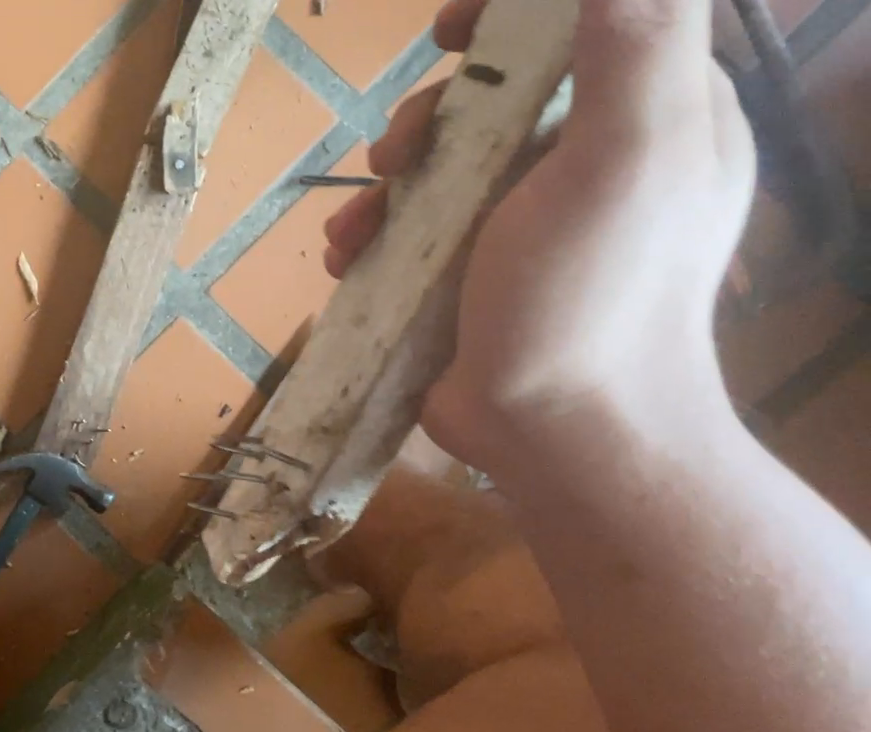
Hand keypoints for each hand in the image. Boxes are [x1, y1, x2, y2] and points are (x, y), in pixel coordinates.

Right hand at [324, 0, 755, 476]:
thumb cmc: (592, 296)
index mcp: (645, 119)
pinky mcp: (466, 282)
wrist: (556, 431)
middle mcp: (582, 167)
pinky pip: (409, 238)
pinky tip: (346, 263)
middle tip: (395, 159)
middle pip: (491, 106)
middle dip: (428, 123)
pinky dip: (371, 242)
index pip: (582, 33)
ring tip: (352, 233)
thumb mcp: (624, 158)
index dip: (512, 21)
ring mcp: (518, 231)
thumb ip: (634, 48)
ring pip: (437, 177)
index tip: (450, 32)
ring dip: (381, 192)